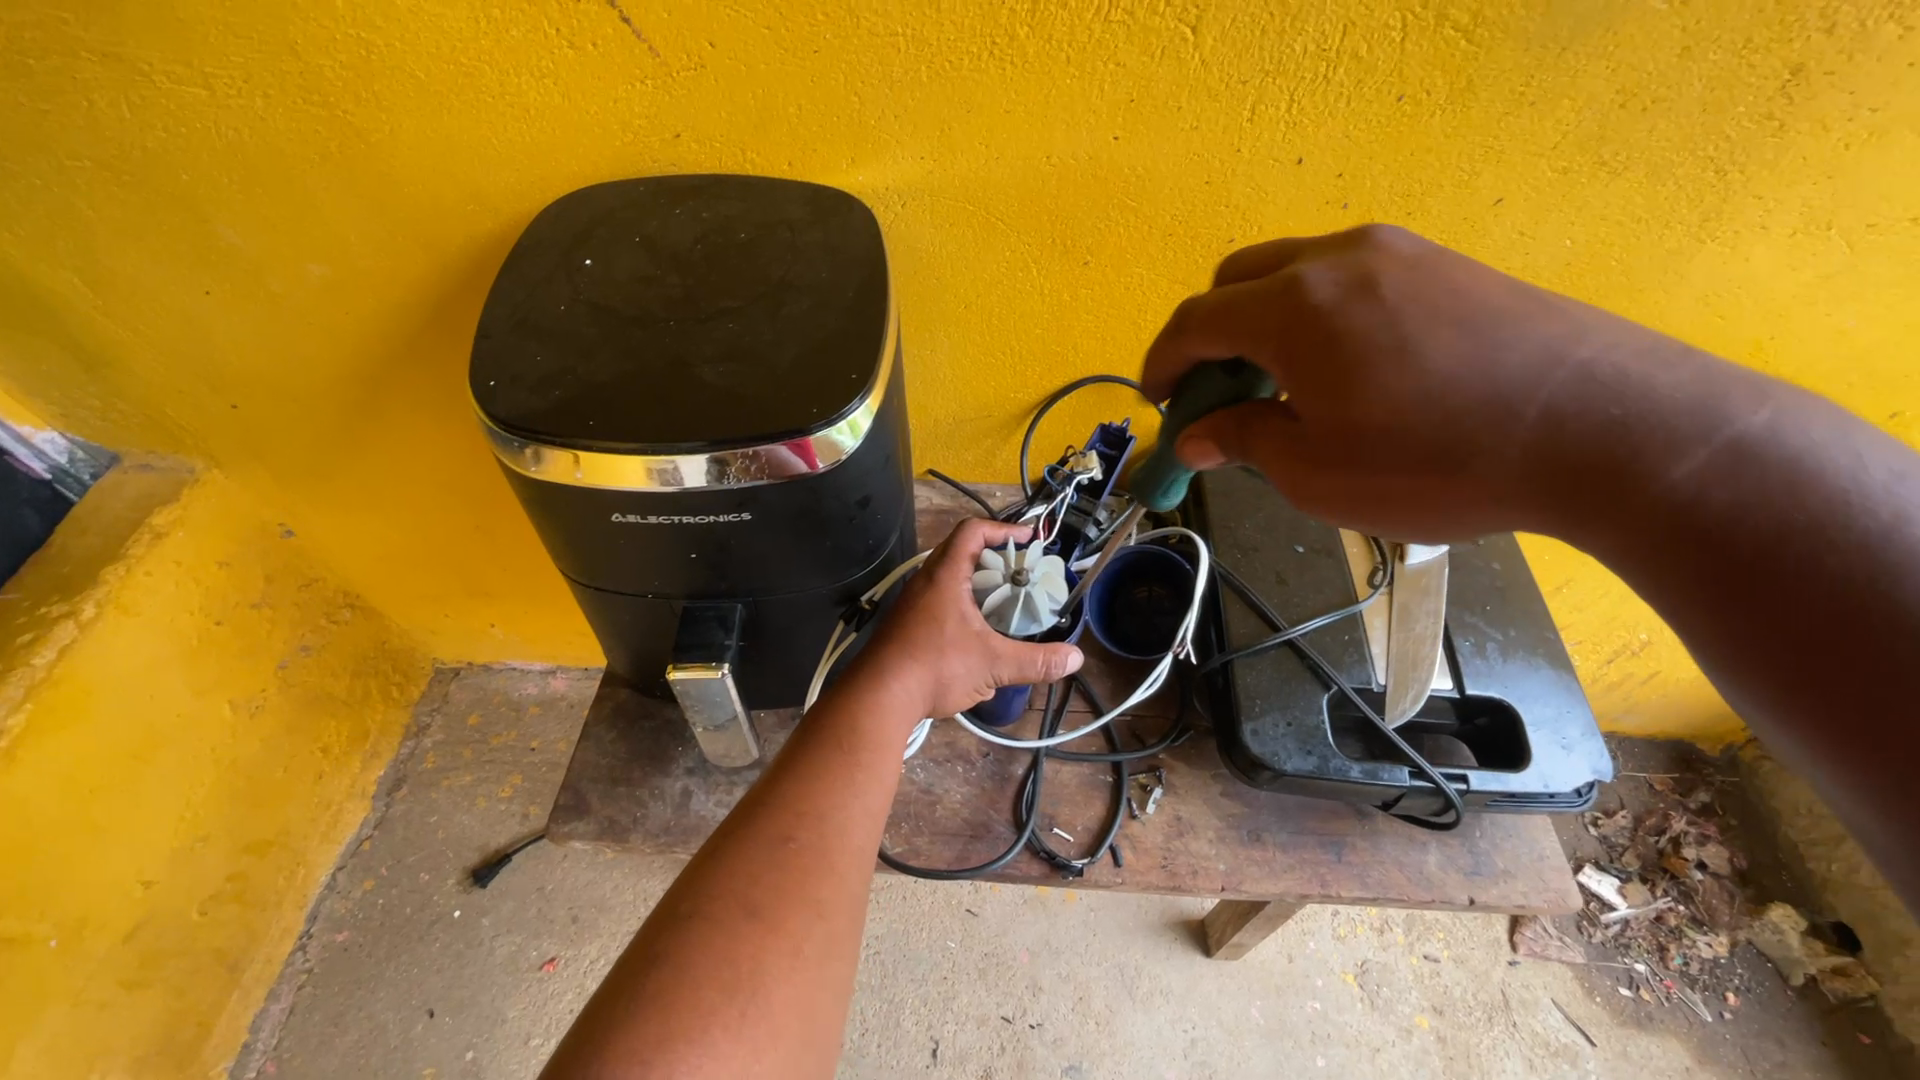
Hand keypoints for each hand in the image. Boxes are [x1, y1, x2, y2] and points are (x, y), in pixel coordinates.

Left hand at [848, 519, 1083, 719]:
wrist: (877, 696)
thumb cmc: (935, 667)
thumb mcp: (993, 665)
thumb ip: (1036, 661)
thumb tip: (1074, 659)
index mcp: (945, 576)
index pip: (972, 531)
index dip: (1002, 529)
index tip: (1027, 539)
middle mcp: (925, 582)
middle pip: (958, 552)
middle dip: (991, 558)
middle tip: (1018, 574)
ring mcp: (910, 604)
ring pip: (946, 580)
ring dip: (974, 584)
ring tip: (1001, 605)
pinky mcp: (904, 626)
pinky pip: (936, 603)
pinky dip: (960, 607)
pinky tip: (974, 636)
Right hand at [1140, 224, 1706, 540]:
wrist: (1603, 428)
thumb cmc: (1434, 461)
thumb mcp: (1315, 471)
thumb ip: (1242, 439)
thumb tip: (1196, 433)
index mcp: (1291, 306)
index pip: (1194, 322)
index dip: (1162, 364)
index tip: (1156, 403)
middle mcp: (1336, 258)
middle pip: (1238, 279)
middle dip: (1209, 335)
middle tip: (1219, 395)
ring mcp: (1398, 253)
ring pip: (1296, 271)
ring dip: (1265, 322)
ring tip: (1285, 386)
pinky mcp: (1447, 265)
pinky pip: (1351, 278)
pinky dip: (1318, 316)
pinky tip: (1350, 370)